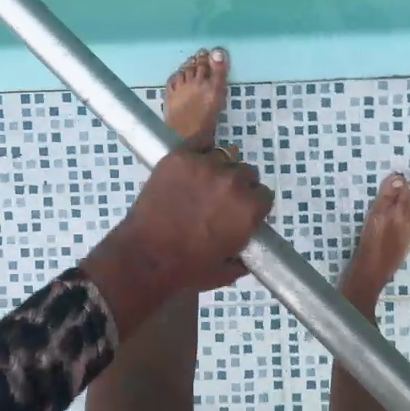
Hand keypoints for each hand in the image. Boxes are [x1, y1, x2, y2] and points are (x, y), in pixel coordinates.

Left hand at [81, 142, 273, 333]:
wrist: (145, 256)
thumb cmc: (187, 269)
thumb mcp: (226, 271)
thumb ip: (244, 254)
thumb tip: (247, 245)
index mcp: (249, 209)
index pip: (264, 194)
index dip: (253, 203)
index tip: (241, 211)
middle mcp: (233, 181)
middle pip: (246, 172)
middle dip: (237, 185)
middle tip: (218, 199)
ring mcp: (206, 164)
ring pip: (224, 156)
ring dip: (217, 168)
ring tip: (200, 183)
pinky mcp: (182, 155)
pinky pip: (201, 139)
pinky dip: (201, 147)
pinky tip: (194, 160)